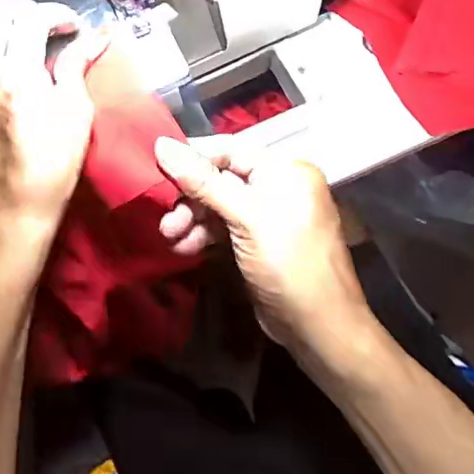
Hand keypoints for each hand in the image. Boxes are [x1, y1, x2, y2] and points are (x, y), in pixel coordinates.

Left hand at [0, 0, 105, 235]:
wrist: (13, 202)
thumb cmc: (54, 162)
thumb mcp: (77, 111)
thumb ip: (78, 64)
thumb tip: (99, 34)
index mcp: (16, 78)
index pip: (30, 18)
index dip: (58, 13)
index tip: (74, 27)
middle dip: (28, 9)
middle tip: (50, 26)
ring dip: (1, 19)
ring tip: (24, 33)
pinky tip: (5, 52)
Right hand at [153, 135, 374, 354]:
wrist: (319, 329)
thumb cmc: (288, 262)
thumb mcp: (246, 217)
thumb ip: (203, 181)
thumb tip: (162, 144)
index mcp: (285, 169)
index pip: (230, 149)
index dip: (192, 156)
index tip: (154, 163)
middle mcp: (278, 186)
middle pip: (220, 178)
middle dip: (189, 196)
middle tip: (164, 216)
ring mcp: (267, 216)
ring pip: (218, 205)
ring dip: (191, 218)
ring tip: (170, 236)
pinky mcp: (257, 242)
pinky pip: (224, 228)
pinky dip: (203, 235)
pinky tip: (184, 248)